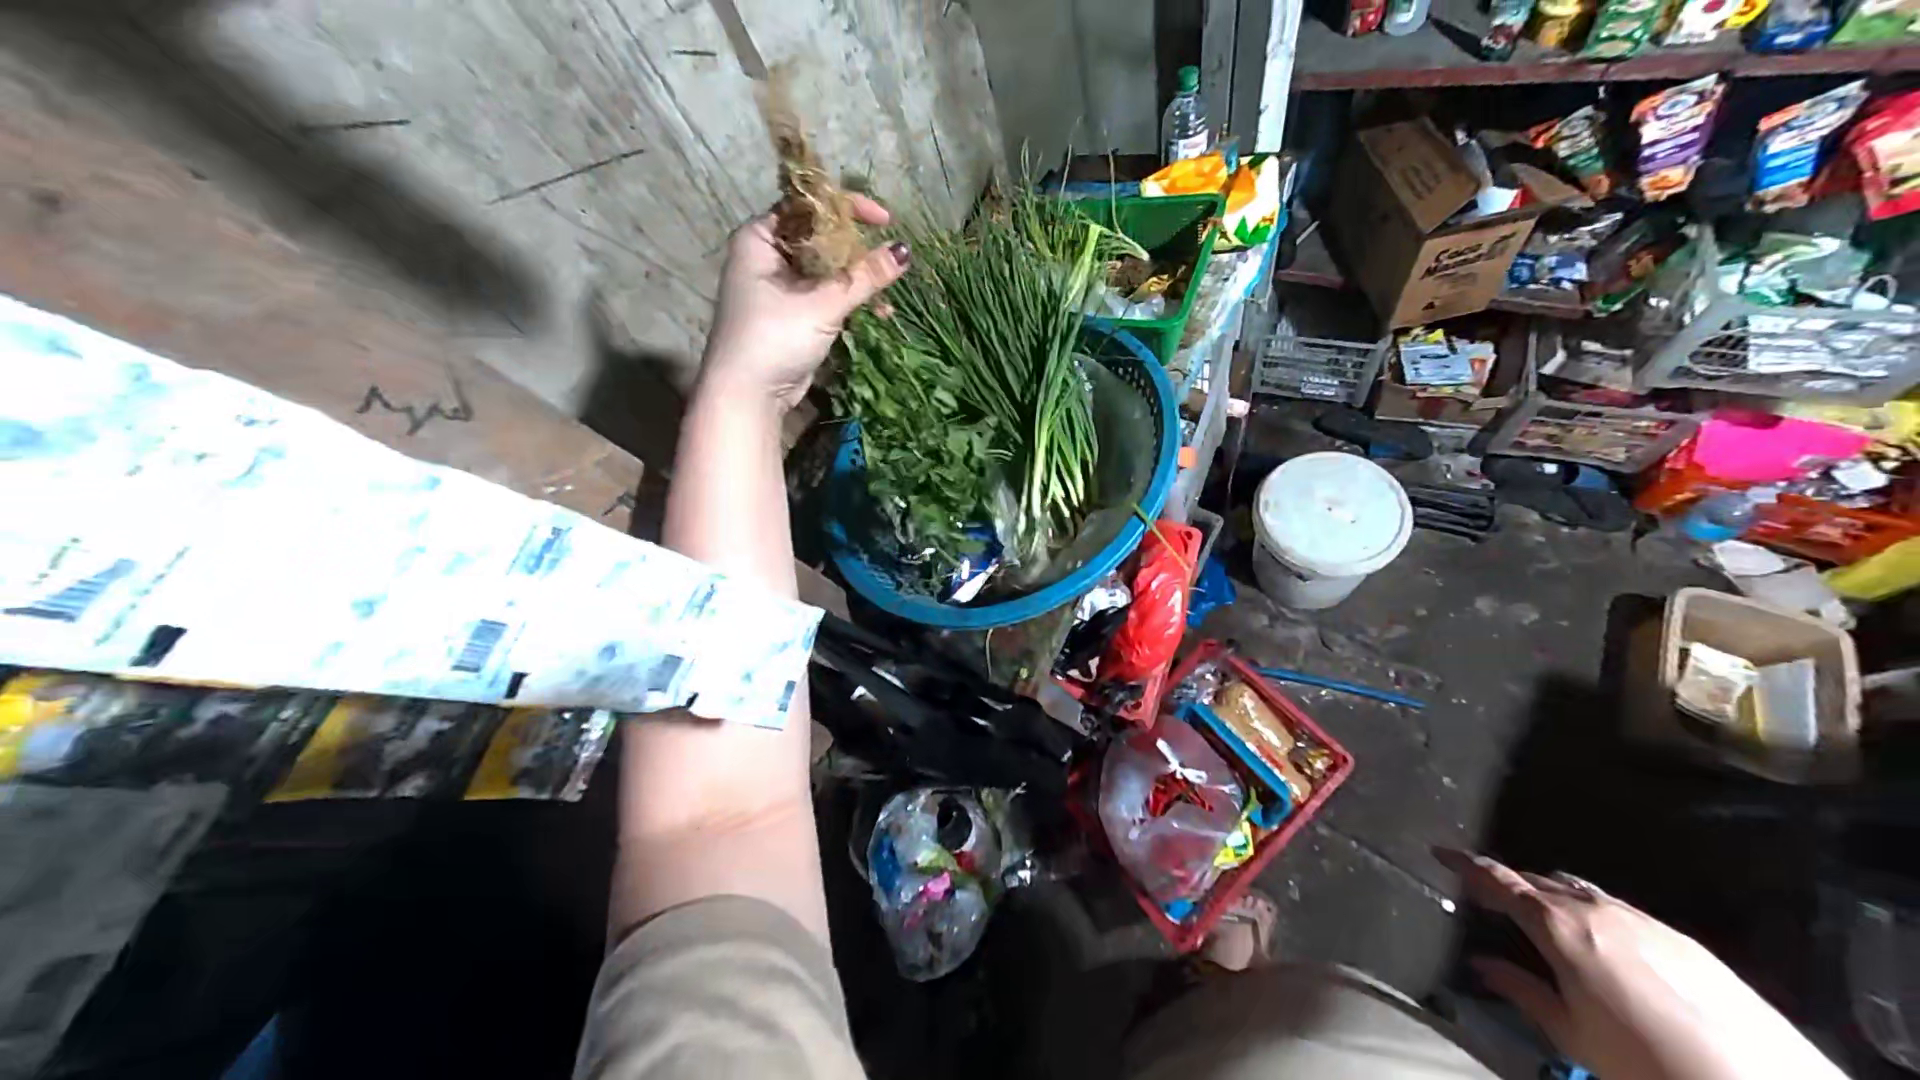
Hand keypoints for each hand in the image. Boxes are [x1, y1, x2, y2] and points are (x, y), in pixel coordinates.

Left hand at [698, 193, 910, 410]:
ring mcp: (780, 288)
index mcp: (760, 238)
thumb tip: (905, 251)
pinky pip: (826, 297)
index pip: (808, 206)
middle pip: (821, 239)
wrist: (748, 395)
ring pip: (827, 271)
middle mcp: (767, 257)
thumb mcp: (823, 303)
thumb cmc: (774, 337)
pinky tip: (878, 313)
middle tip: (888, 259)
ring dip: (858, 282)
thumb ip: (864, 276)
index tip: (884, 219)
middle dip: (857, 251)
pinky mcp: (793, 316)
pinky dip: (850, 302)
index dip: (847, 207)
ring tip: (886, 296)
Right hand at [1437, 850, 1844, 1079]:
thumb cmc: (1646, 1066)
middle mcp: (1595, 909)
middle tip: (1489, 899)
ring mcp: (1643, 921)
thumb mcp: (1571, 1034)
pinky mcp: (1683, 940)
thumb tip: (1482, 965)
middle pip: (1539, 882)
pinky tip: (1604, 949)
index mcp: (1557, 926)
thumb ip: (1521, 991)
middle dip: (1510, 885)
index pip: (1497, 880)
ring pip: (1581, 892)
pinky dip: (1593, 914)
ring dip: (1552, 897)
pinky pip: (1620, 910)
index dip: (1465, 864)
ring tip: (1543, 922)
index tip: (1440, 852)